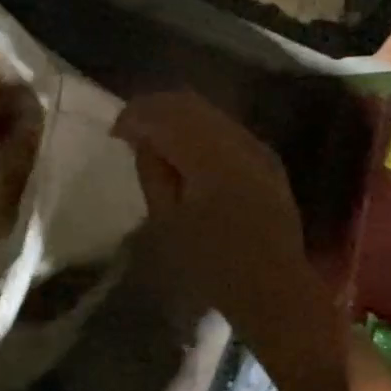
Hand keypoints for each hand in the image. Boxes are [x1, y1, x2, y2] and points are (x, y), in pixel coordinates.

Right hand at [112, 91, 312, 338]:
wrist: (275, 288)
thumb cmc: (213, 265)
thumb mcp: (167, 223)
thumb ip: (153, 172)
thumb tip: (144, 141)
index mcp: (209, 156)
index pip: (164, 116)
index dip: (135, 116)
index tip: (115, 133)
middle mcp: (235, 139)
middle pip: (188, 103)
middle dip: (154, 108)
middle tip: (130, 128)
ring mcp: (255, 145)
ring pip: (208, 110)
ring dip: (177, 115)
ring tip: (155, 136)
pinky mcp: (266, 156)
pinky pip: (225, 126)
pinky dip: (200, 127)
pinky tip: (187, 149)